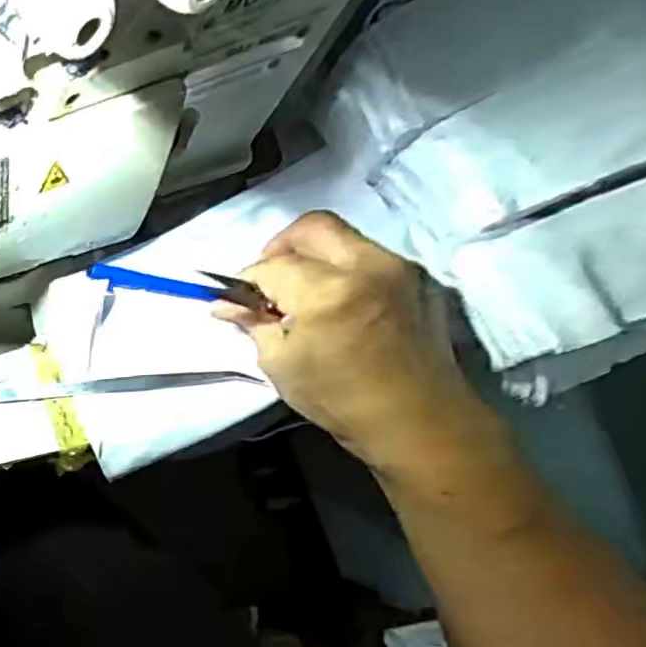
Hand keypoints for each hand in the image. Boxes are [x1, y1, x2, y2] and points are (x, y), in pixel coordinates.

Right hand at [215, 212, 493, 471]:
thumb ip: (254, 324)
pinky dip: (342, 271)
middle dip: (280, 248)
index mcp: (326, 292)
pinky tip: (335, 306)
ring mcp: (399, 268)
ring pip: (343, 239)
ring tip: (301, 296)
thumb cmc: (336, 397)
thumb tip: (227, 305)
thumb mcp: (279, 363)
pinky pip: (369, 258)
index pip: (272, 265)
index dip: (246, 280)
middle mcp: (367, 266)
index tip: (235, 299)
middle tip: (268, 280)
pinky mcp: (418, 279)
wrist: (414, 418)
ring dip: (313, 258)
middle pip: (312, 227)